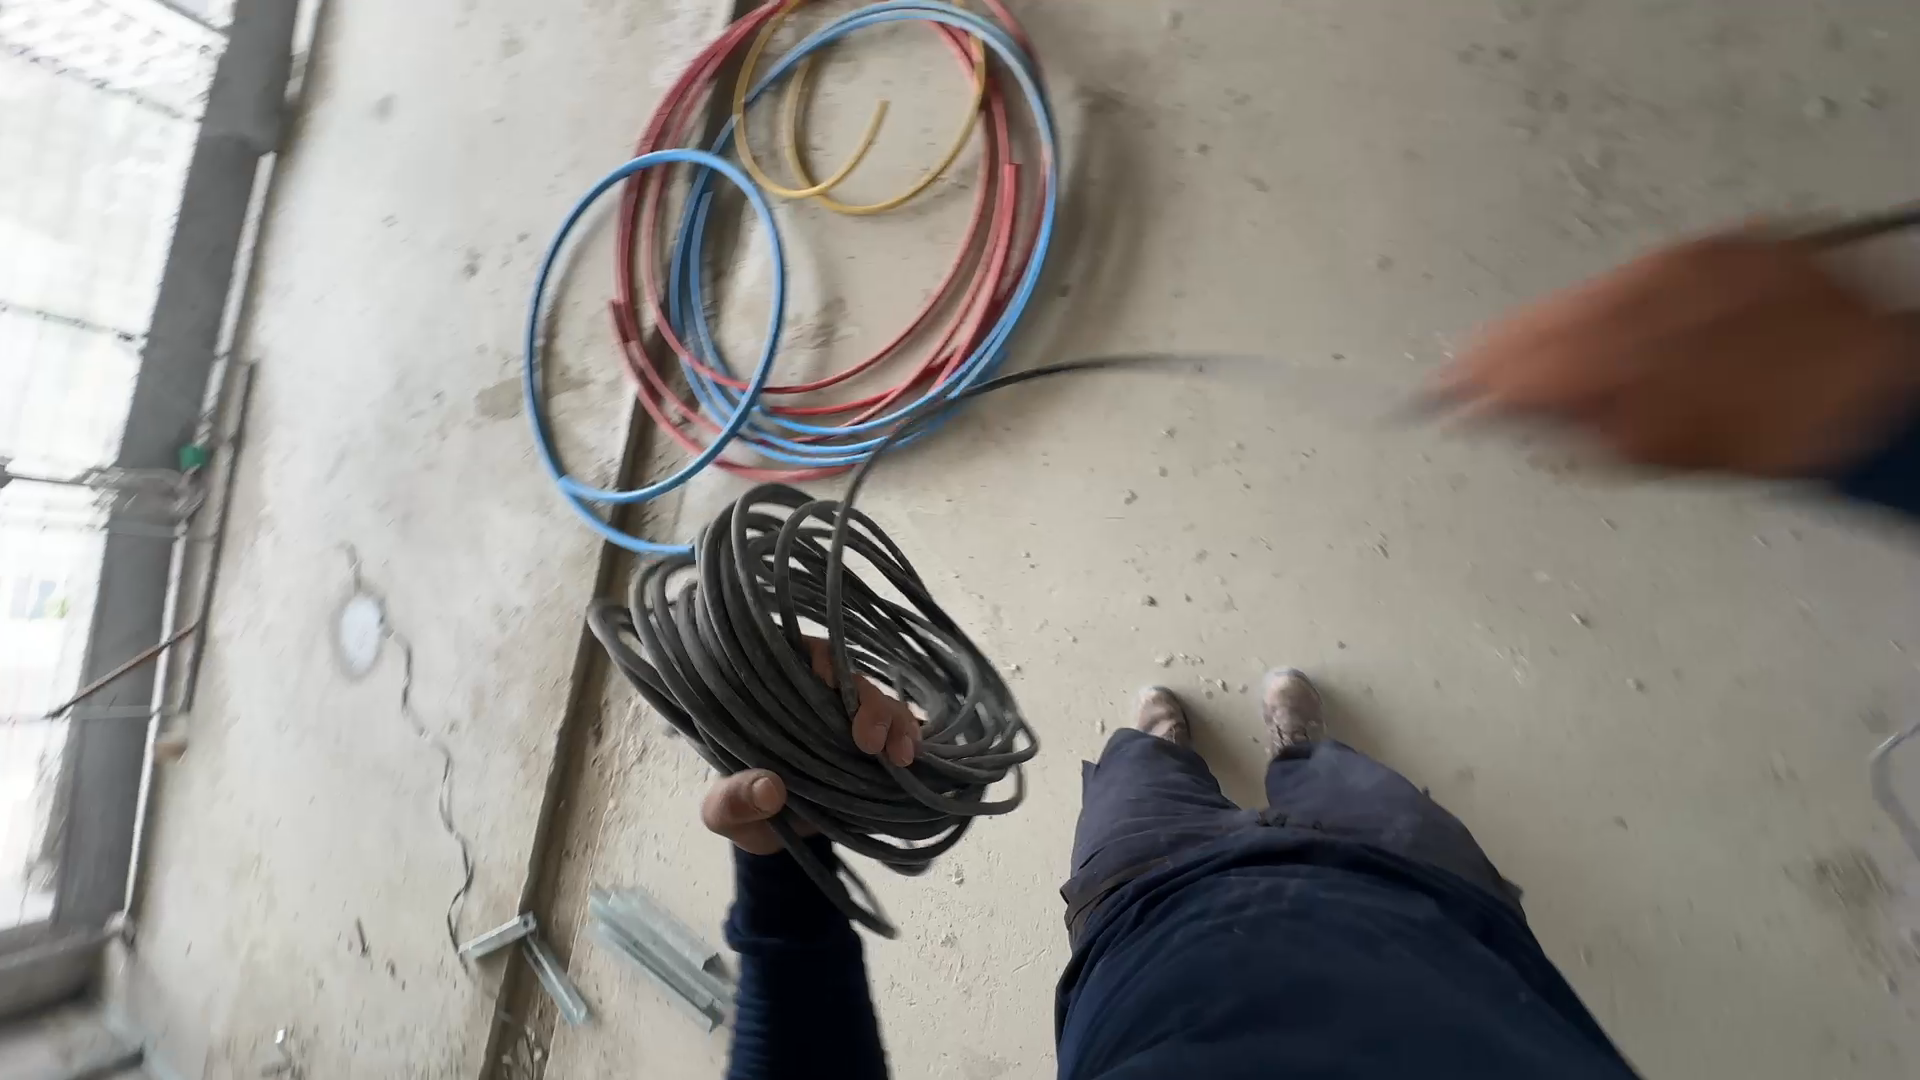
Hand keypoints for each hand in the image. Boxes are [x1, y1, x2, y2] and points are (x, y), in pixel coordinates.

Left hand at [699, 638, 919, 853]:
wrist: (776, 836)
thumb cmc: (742, 809)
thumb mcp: (723, 811)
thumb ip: (733, 801)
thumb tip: (770, 790)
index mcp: (771, 695)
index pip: (796, 655)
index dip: (816, 658)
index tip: (826, 680)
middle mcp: (814, 696)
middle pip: (847, 679)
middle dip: (866, 704)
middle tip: (871, 742)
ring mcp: (848, 717)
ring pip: (879, 701)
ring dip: (895, 723)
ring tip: (902, 758)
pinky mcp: (874, 740)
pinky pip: (898, 728)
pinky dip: (908, 738)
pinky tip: (913, 759)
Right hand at [1438, 231, 1919, 475]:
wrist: (1868, 392)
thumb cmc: (1763, 432)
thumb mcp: (1636, 448)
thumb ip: (1555, 418)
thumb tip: (1491, 406)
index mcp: (1626, 348)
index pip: (1517, 357)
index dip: (1470, 377)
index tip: (1440, 391)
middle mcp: (1652, 292)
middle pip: (1541, 319)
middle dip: (1498, 349)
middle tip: (1463, 372)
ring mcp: (1690, 262)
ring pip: (1583, 293)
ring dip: (1547, 325)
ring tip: (1517, 351)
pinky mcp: (1724, 245)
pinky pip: (1639, 274)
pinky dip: (1610, 299)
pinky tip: (1593, 322)